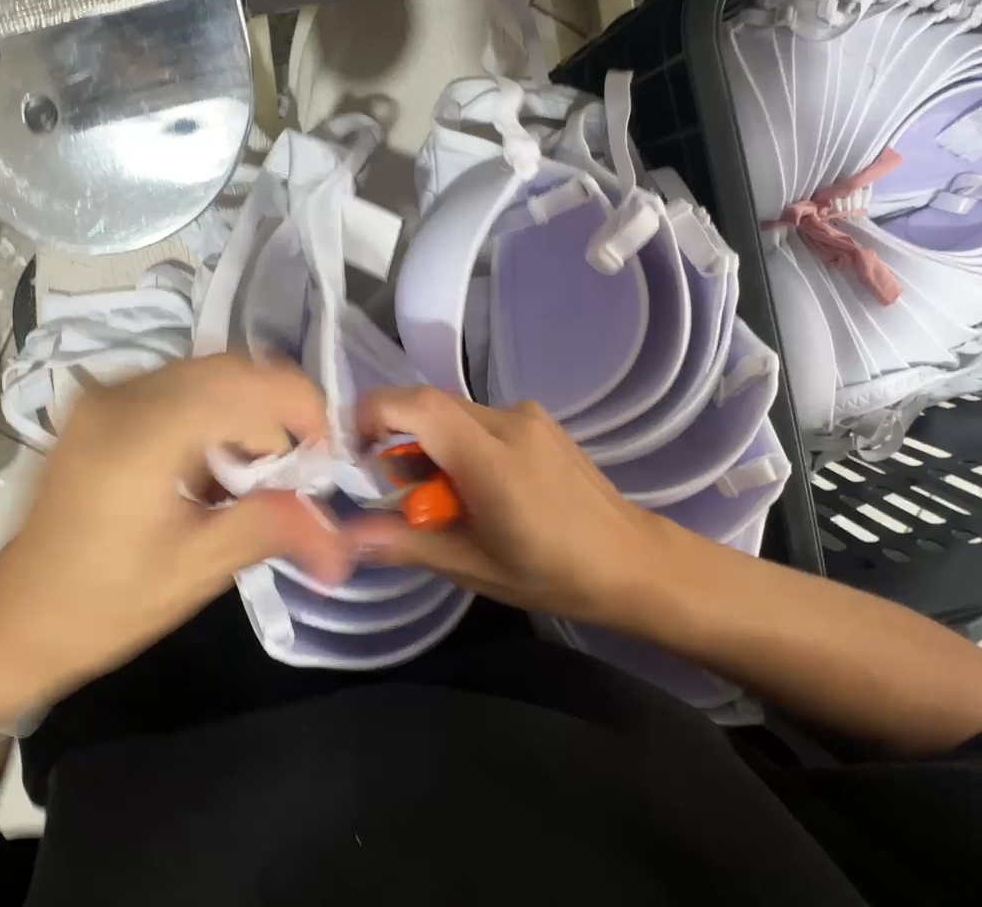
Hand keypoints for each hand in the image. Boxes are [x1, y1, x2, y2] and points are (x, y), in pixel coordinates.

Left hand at [0, 356, 355, 737]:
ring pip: (206, 372)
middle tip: (305, 466)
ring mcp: (105, 396)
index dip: (303, 409)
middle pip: (229, 368)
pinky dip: (218, 411)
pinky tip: (223, 461)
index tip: (329, 459)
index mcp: (140, 436)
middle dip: (280, 409)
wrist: (12, 623)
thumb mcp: (195, 571)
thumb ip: (272, 528)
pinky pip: (179, 386)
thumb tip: (344, 539)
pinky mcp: (101, 407)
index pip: (245, 385)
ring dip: (250, 408)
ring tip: (268, 469)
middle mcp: (119, 396)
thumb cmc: (102, 606)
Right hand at [348, 387, 709, 629]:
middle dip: (397, 440)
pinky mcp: (539, 422)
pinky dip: (457, 447)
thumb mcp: (474, 567)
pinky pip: (479, 421)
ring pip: (452, 414)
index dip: (372, 415)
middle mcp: (509, 421)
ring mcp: (529, 417)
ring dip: (428, 447)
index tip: (351, 450)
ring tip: (436, 501)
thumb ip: (407, 543)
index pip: (416, 407)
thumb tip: (347, 535)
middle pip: (429, 407)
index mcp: (492, 458)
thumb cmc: (556, 574)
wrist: (634, 562)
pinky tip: (471, 490)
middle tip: (391, 491)